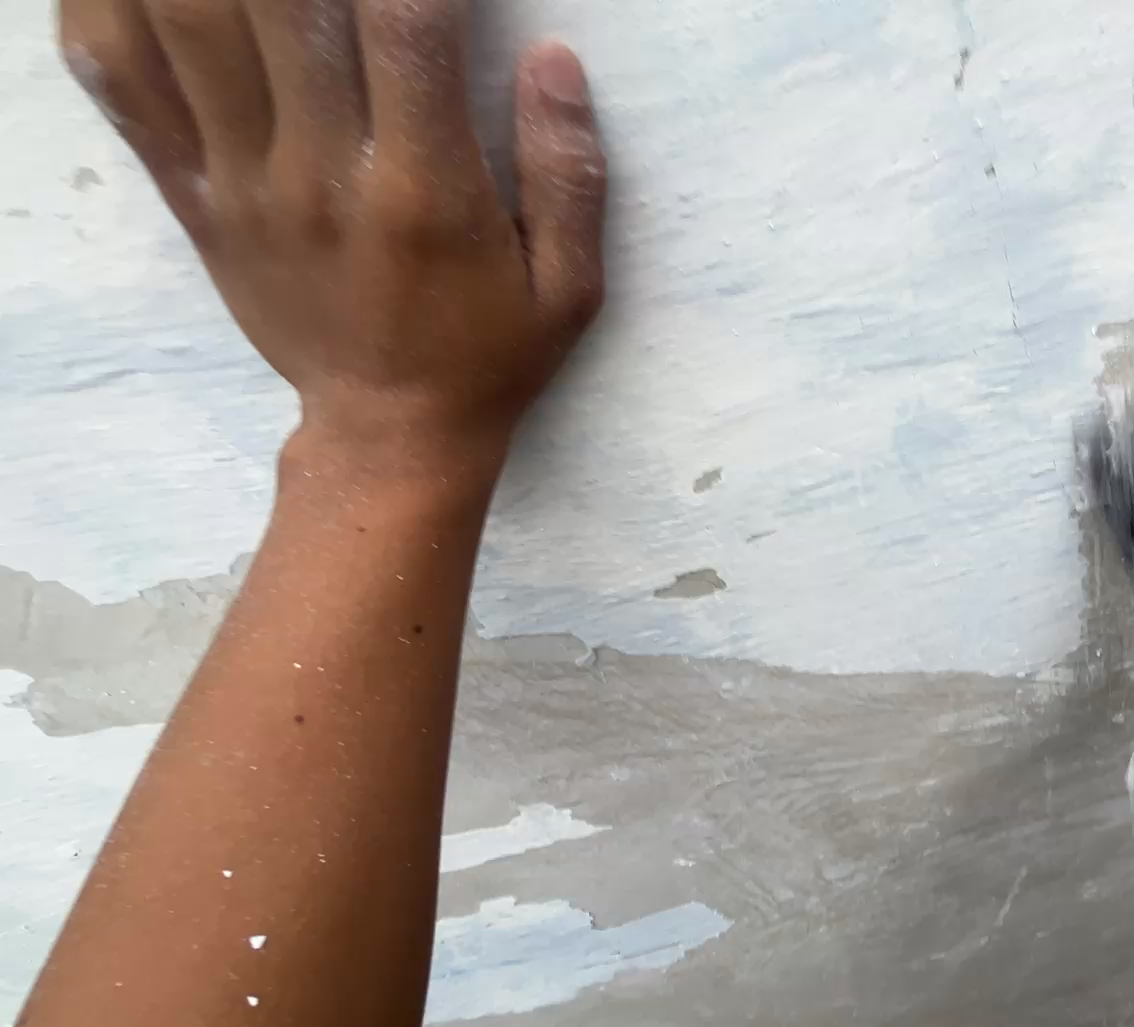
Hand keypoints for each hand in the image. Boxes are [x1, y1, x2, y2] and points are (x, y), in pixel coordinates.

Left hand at [59, 0, 607, 456]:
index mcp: (428, 193)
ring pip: (183, 8)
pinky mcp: (189, 191)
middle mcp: (321, 169)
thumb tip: (555, 61)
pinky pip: (113, 65)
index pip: (408, 27)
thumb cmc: (494, 357)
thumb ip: (569, 180)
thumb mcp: (570, 291)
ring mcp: (239, 177)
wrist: (393, 428)